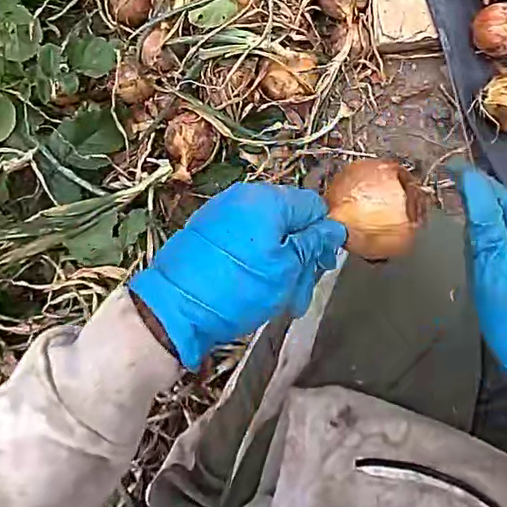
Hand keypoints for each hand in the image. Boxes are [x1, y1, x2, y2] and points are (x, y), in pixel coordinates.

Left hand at [129, 183, 346, 368]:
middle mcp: (244, 197)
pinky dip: (257, 260)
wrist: (172, 309)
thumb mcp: (285, 269)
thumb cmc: (233, 289)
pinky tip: (256, 288)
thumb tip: (334, 229)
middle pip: (291, 219)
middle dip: (301, 254)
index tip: (320, 266)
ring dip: (281, 262)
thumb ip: (313, 244)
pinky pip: (246, 238)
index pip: (313, 206)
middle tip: (300, 289)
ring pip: (269, 232)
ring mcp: (223, 212)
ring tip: (279, 298)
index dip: (323, 237)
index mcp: (267, 198)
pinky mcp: (209, 229)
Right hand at [451, 165, 506, 430]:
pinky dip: (502, 232)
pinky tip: (491, 244)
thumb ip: (484, 231)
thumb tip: (474, 189)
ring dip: (491, 211)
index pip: (497, 195)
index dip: (473, 179)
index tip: (449, 168)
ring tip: (465, 209)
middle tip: (453, 185)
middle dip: (482, 192)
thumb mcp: (492, 275)